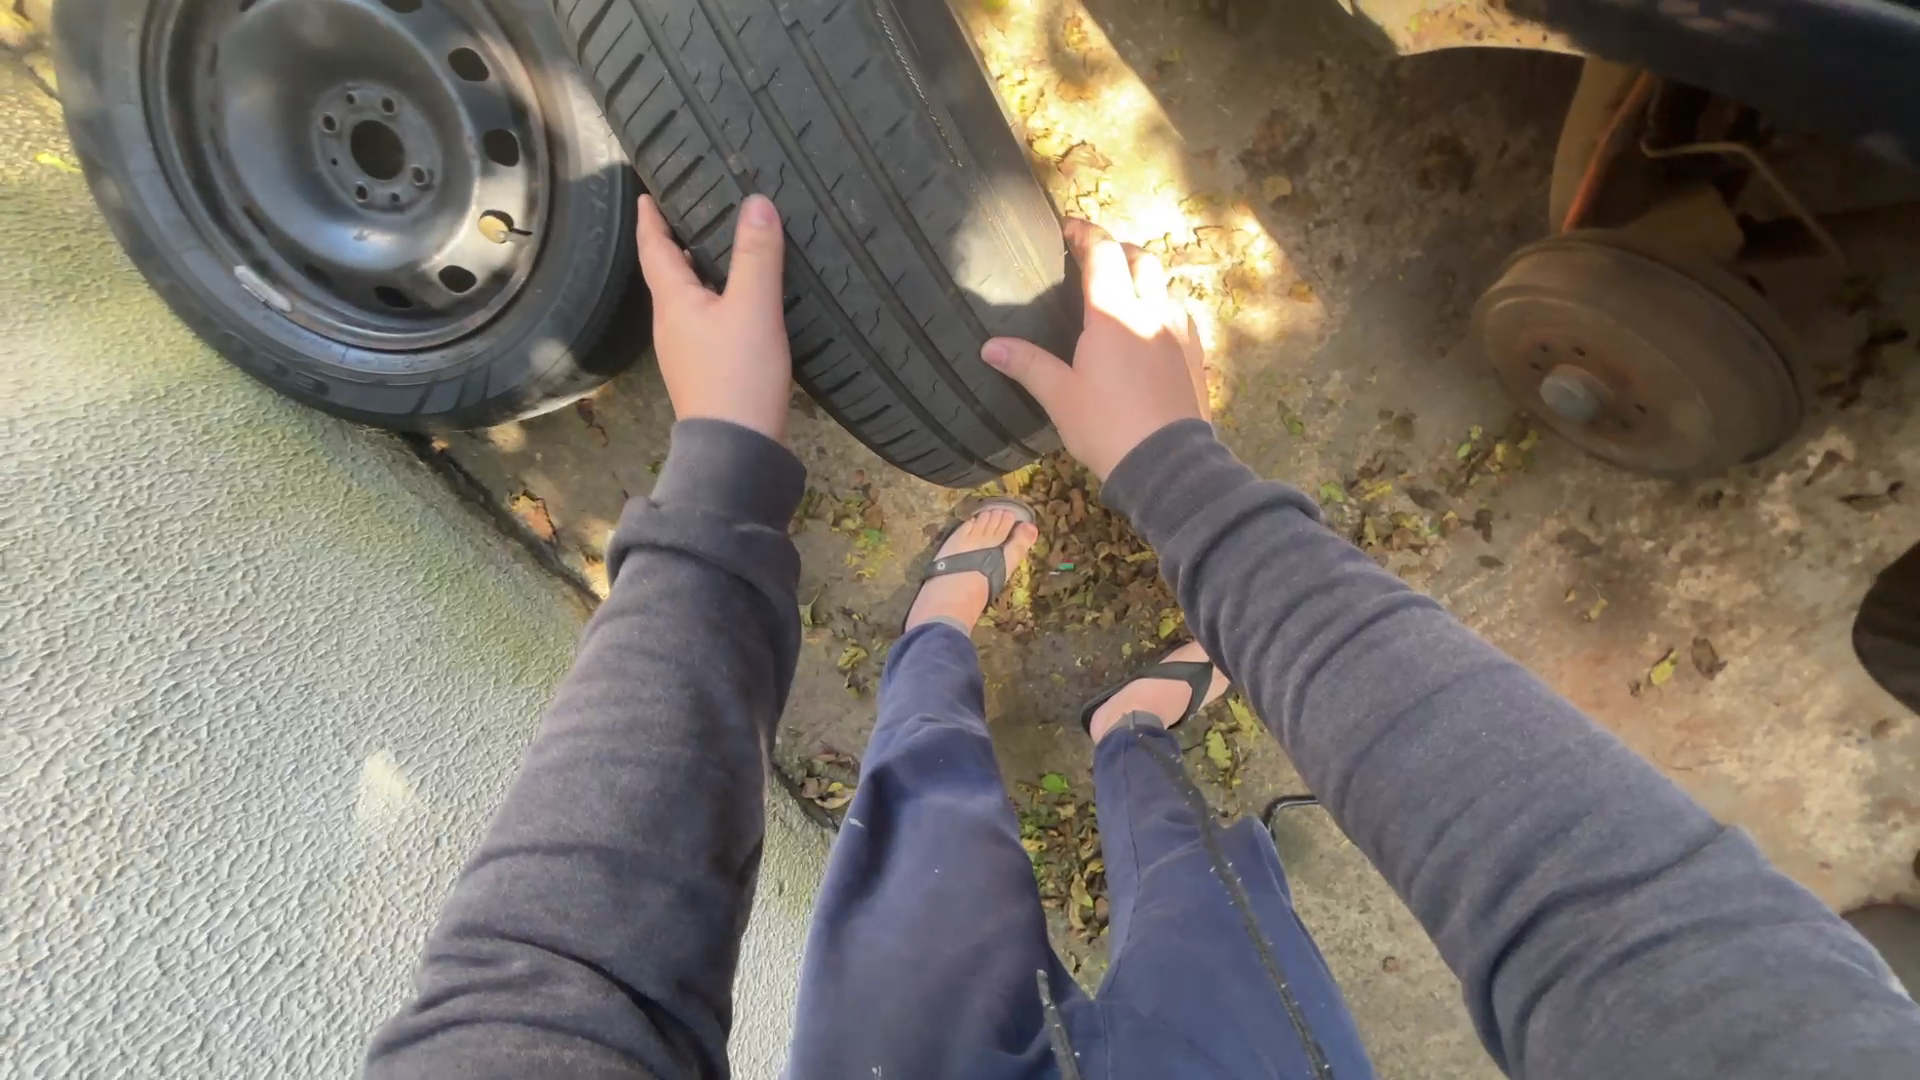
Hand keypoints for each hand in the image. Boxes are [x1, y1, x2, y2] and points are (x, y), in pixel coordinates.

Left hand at [634, 193, 792, 441]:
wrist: (738, 448)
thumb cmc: (739, 375)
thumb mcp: (754, 309)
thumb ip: (757, 256)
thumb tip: (757, 202)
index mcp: (673, 302)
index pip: (654, 249)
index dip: (651, 220)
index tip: (647, 195)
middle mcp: (671, 326)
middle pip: (669, 276)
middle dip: (678, 245)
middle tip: (695, 218)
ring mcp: (686, 355)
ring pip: (688, 303)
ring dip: (699, 278)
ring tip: (721, 259)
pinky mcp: (706, 377)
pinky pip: (706, 328)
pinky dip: (717, 307)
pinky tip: (740, 312)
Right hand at [979, 218, 1207, 478]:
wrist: (1165, 463)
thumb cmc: (1106, 427)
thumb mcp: (1059, 397)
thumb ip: (1027, 365)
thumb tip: (989, 348)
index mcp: (1113, 314)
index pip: (1102, 253)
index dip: (1085, 234)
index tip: (1068, 229)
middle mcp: (1152, 312)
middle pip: (1141, 259)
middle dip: (1117, 250)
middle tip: (1094, 259)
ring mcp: (1179, 333)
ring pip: (1166, 285)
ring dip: (1144, 277)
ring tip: (1124, 291)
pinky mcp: (1195, 357)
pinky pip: (1181, 316)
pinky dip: (1164, 307)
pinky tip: (1153, 327)